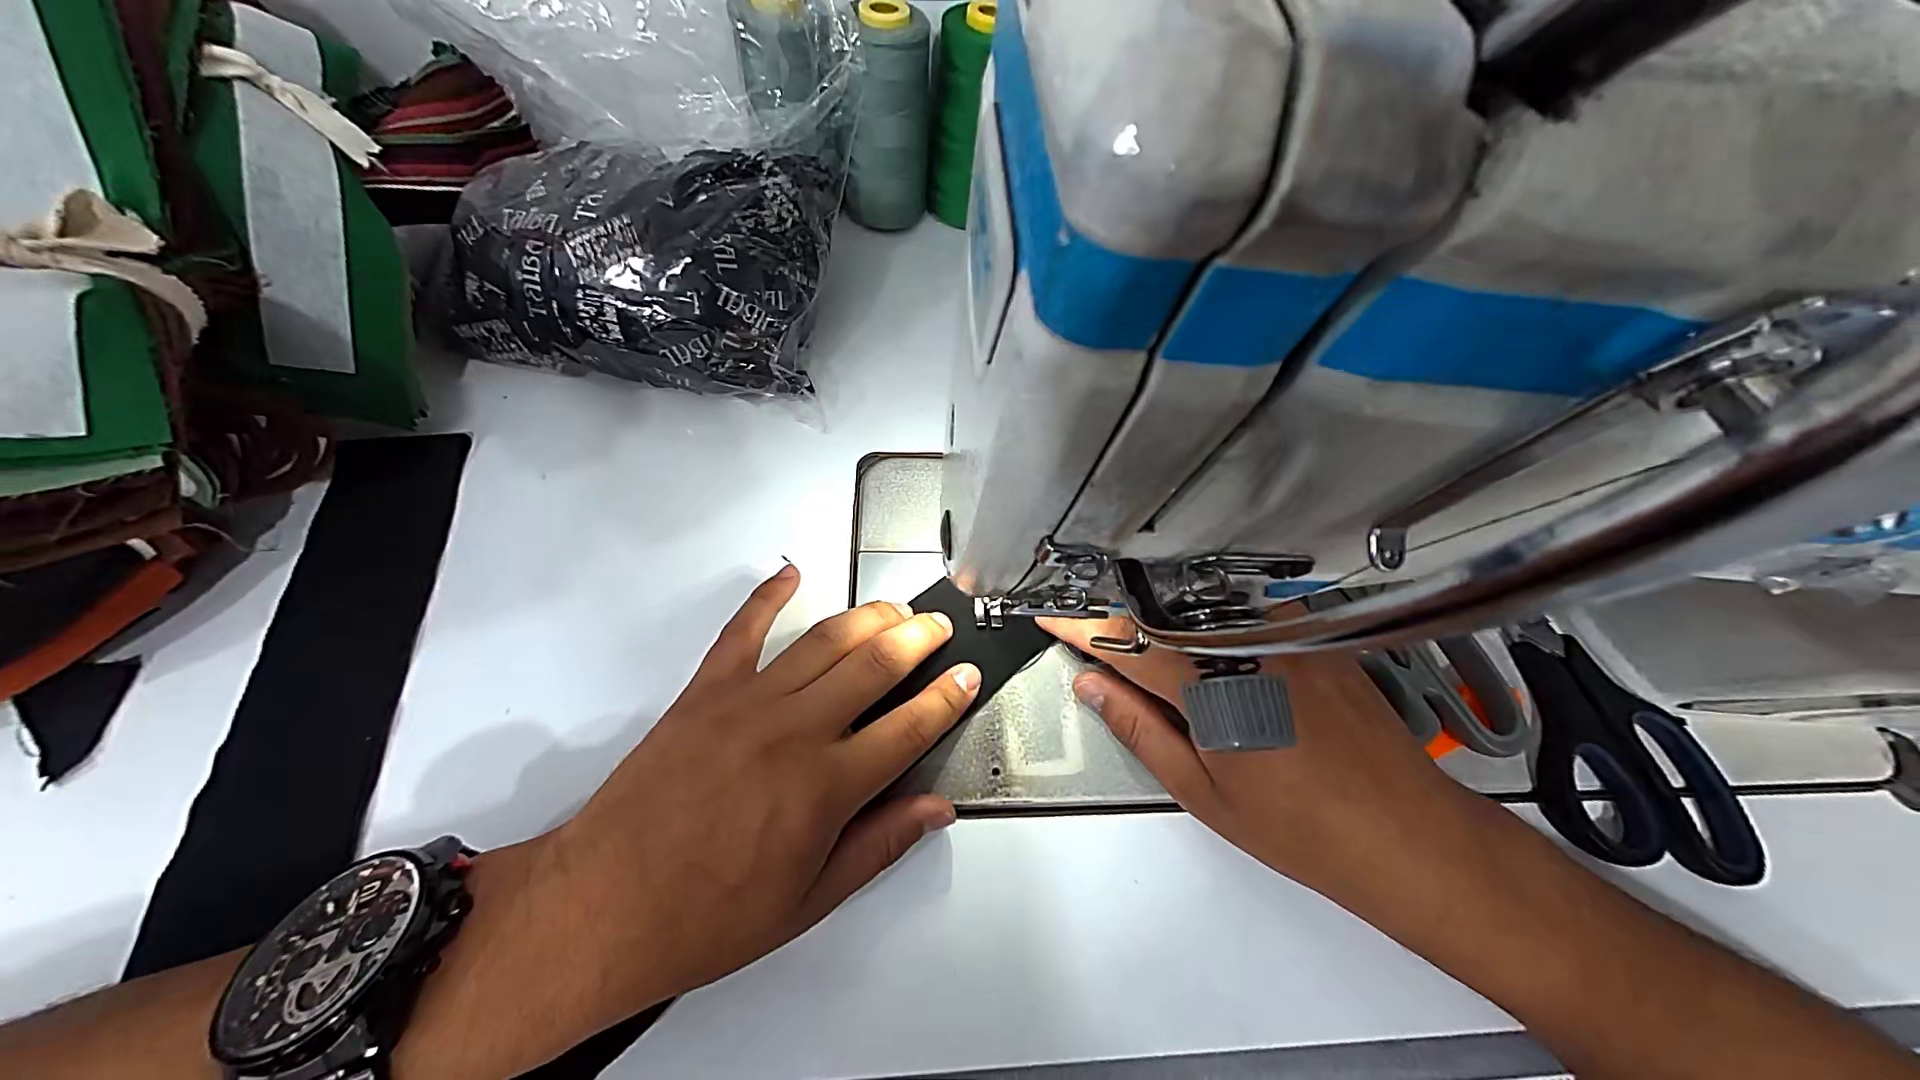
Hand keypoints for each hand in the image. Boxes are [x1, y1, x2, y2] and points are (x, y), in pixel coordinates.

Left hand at [404, 565, 978, 1075]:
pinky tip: (791, 573)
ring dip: (868, 616)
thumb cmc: (708, 915)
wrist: (602, 908)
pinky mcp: (704, 691)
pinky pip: (742, 630)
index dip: (948, 698)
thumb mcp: (809, 901)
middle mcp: (794, 732)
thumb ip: (879, 845)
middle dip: (918, 639)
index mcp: (826, 787)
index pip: (909, 727)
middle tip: (940, 626)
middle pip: (875, 664)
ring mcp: (747, 702)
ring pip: (824, 640)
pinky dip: (768, 595)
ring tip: (896, 608)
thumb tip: (935, 809)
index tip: (968, 676)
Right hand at [1040, 616, 1472, 897]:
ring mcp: (1286, 636)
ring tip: (1147, 651)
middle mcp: (1249, 648)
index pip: (1125, 643)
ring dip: (1159, 622)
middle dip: (1115, 623)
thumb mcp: (1202, 790)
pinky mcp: (1311, 634)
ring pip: (1197, 609)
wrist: (1406, 834)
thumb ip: (1139, 727)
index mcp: (1212, 687)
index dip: (1081, 629)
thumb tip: (1096, 689)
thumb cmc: (1309, 828)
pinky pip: (1242, 613)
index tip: (1054, 621)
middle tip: (1092, 640)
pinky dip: (1207, 624)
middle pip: (1157, 616)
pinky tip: (1207, 651)